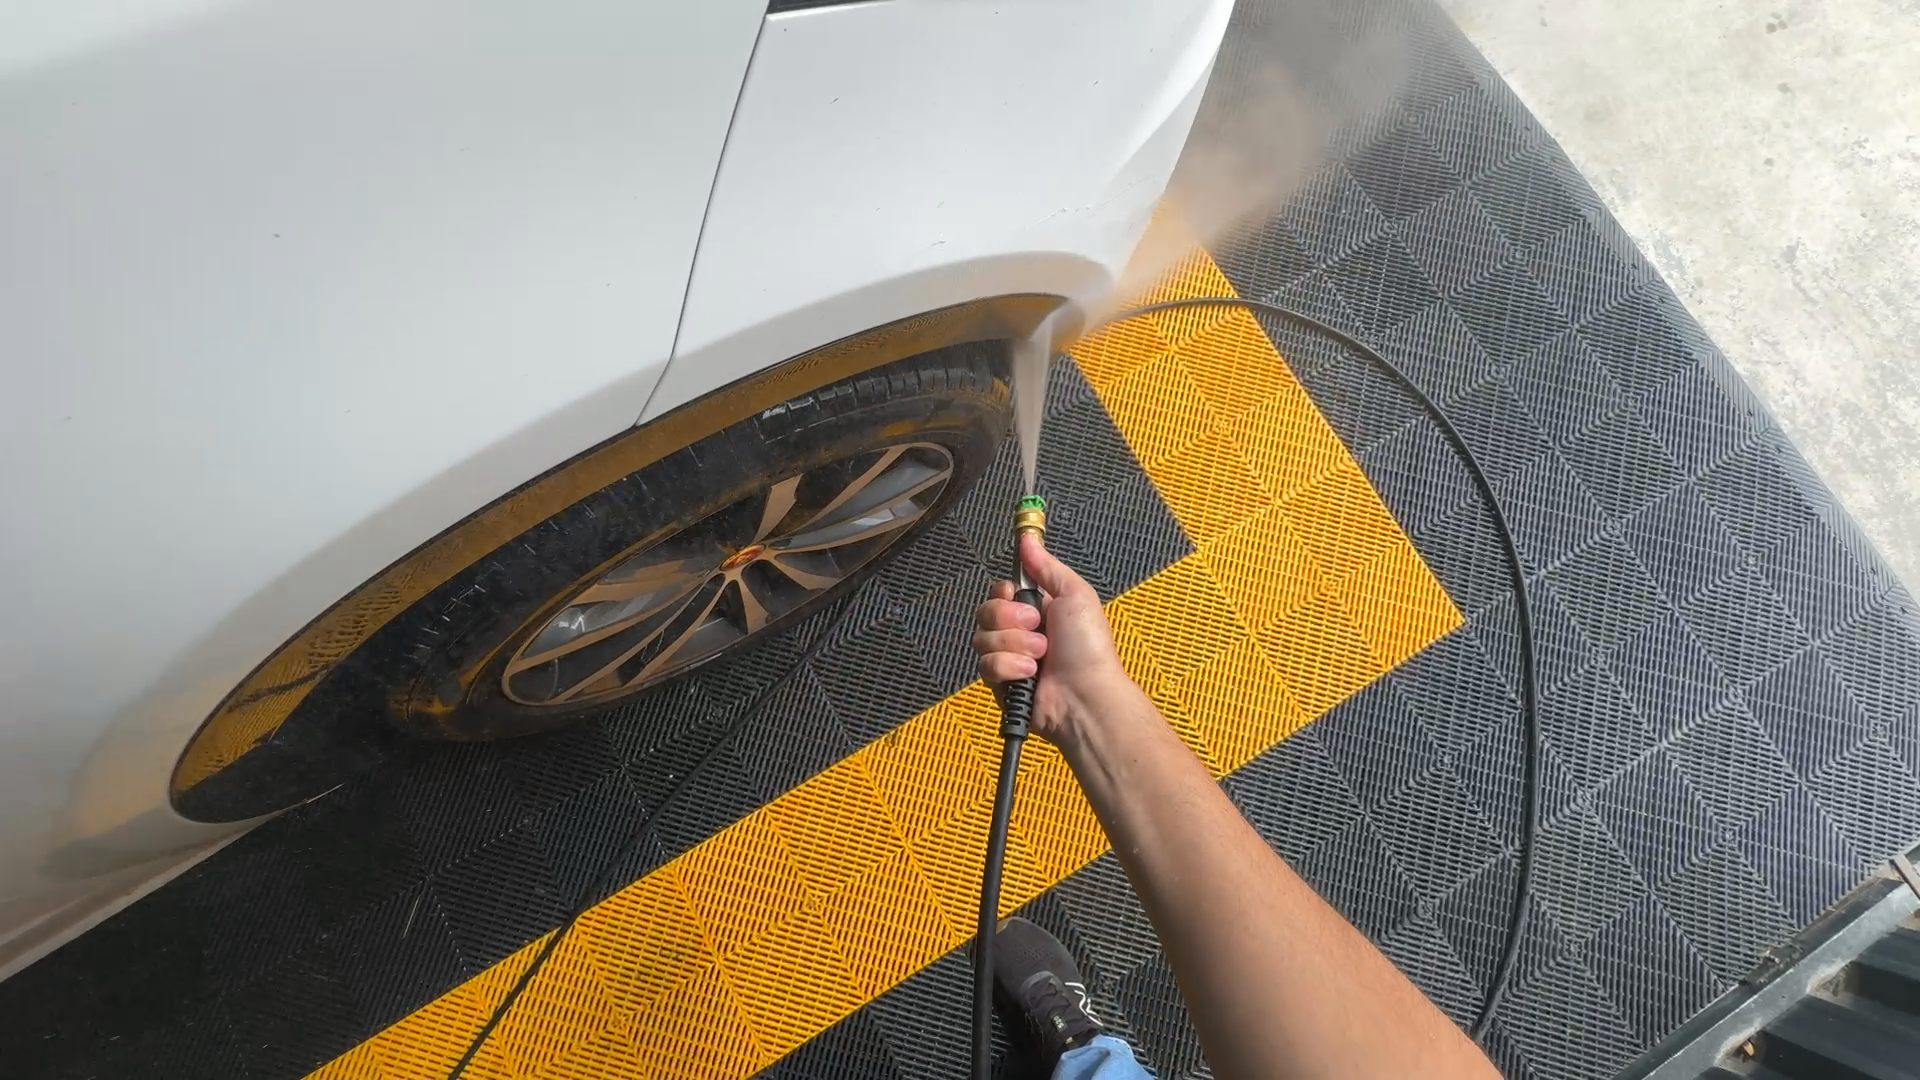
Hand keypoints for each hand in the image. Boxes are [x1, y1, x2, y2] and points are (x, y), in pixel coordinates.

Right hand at [971, 533, 1131, 746]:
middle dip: (1009, 619)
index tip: (1016, 595)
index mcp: (1036, 610)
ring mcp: (1009, 658)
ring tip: (1040, 656)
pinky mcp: (1001, 683)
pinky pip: (986, 666)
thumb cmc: (1088, 648)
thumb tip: (1028, 539)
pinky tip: (1030, 674)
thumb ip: (1046, 567)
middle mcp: (1019, 633)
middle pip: (986, 612)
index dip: (1003, 593)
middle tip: (1037, 627)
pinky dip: (1010, 668)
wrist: (1085, 695)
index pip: (1000, 592)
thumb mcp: (1075, 595)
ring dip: (1014, 645)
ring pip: (983, 639)